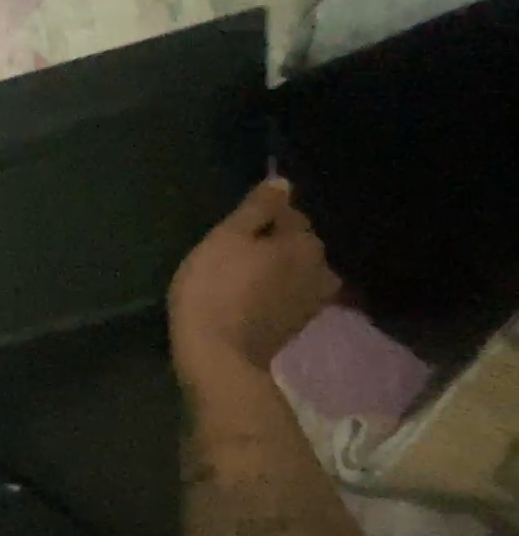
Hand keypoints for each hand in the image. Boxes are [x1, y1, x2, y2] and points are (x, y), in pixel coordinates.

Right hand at [169, 179, 340, 379]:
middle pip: (296, 244)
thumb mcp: (225, 240)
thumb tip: (282, 182)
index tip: (232, 229)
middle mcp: (322, 266)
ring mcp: (314, 298)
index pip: (289, 214)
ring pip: (294, 271)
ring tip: (241, 279)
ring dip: (274, 270)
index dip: (260, 217)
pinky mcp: (299, 322)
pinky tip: (248, 301)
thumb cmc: (214, 288)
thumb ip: (256, 210)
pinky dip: (272, 293)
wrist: (219, 353)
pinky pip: (288, 295)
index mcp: (304, 242)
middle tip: (232, 255)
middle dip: (272, 244)